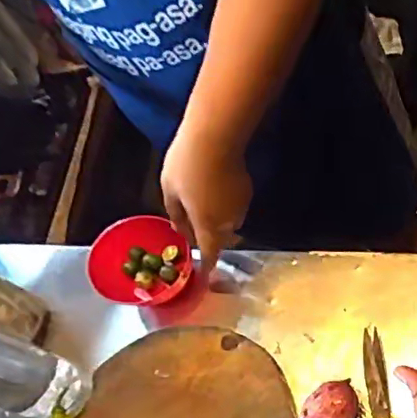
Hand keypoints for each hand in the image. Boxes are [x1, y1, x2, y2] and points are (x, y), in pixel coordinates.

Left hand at [160, 134, 249, 279]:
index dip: (208, 268)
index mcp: (208, 227)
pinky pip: (233, 207)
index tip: (206, 277)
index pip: (210, 255)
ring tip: (201, 202)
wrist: (215, 139)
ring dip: (216, 220)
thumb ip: (176, 215)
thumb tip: (181, 231)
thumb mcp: (169, 190)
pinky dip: (224, 205)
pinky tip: (214, 187)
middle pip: (220, 239)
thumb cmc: (186, 165)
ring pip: (227, 223)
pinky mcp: (247, 193)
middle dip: (208, 238)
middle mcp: (229, 223)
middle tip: (191, 225)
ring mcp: (241, 208)